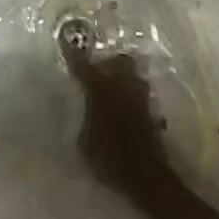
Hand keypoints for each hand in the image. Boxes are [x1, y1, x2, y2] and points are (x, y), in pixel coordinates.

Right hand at [60, 20, 218, 218]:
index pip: (80, 62)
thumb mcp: (84, 139)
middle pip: (121, 60)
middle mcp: (121, 86)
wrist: (146, 178)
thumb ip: (85, 118)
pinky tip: (131, 110)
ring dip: (128, 80)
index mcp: (98, 87)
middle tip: (102, 68)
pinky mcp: (154, 116)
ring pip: (136, 77)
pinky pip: (143, 99)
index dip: (72, 52)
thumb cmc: (108, 156)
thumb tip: (84, 112)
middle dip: (112, 61)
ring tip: (118, 88)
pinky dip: (137, 101)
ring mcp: (141, 100)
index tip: (64, 40)